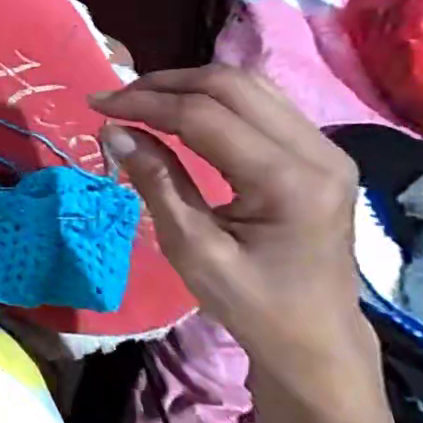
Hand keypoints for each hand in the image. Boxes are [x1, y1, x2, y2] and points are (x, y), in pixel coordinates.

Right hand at [90, 67, 380, 413]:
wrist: (316, 338)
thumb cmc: (251, 303)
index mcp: (289, 182)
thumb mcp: (192, 250)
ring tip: (141, 100)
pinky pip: (262, 103)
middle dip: (164, 84)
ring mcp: (326, 148)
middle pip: (231, 85)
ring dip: (188, 85)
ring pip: (249, 85)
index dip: (145, 103)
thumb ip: (156, 182)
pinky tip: (180, 111)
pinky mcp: (320, 152)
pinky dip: (213, 98)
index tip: (97, 105)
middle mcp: (318, 152)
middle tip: (115, 99)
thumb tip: (113, 131)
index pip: (205, 116)